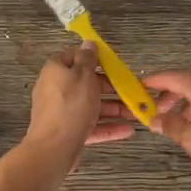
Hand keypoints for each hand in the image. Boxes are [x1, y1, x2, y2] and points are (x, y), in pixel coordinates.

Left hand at [23, 43, 134, 163]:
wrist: (54, 148)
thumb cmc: (71, 105)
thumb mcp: (83, 75)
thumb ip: (88, 58)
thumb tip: (88, 42)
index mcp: (56, 71)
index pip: (74, 56)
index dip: (94, 58)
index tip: (113, 64)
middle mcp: (57, 90)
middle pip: (87, 84)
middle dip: (112, 88)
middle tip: (132, 91)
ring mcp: (63, 113)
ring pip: (91, 107)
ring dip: (114, 109)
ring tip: (136, 113)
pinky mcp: (69, 132)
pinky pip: (91, 126)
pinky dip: (108, 127)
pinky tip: (129, 130)